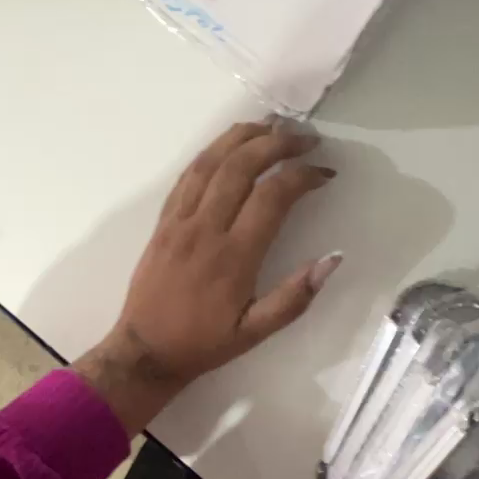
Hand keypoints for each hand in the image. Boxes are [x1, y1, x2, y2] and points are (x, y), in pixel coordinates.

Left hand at [74, 121, 341, 434]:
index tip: (325, 173)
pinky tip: (229, 147)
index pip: (273, 196)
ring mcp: (179, 223)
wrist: (145, 352)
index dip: (303, 175)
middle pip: (241, 166)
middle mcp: (205, 230)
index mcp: (233, 257)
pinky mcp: (162, 224)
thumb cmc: (202, 344)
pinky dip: (210, 154)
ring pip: (210, 163)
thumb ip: (294, 297)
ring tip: (271, 126)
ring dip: (242, 137)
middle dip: (277, 142)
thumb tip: (333, 259)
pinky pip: (186, 178)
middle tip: (305, 138)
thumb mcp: (255, 333)